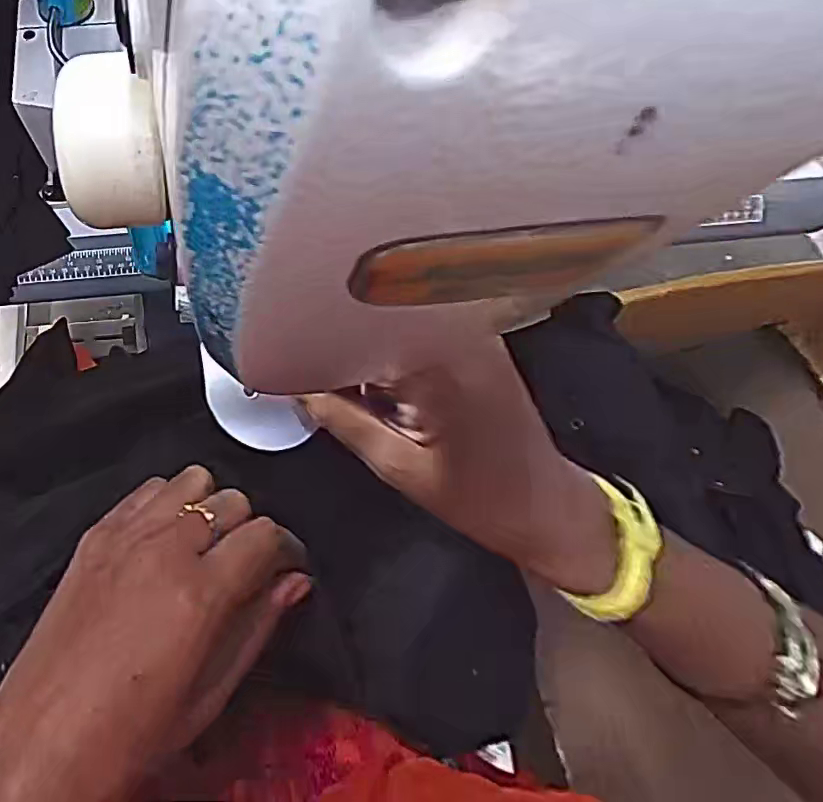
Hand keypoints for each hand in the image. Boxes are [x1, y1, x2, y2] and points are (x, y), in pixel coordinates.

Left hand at [0, 465, 311, 801]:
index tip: (284, 563)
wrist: (42, 739)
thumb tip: (292, 585)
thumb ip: (258, 625)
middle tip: (245, 560)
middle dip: (249, 528)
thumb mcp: (210, 694)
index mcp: (199, 592)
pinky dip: (166, 502)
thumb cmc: (123, 734)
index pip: (266, 534)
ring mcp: (125, 535)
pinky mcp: (97, 534)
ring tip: (205, 544)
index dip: (285, 549)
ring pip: (191, 480)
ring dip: (208, 506)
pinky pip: (147, 490)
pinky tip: (165, 536)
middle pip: (232, 500)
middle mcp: (163, 550)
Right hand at [300, 336, 616, 593]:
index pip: (354, 327)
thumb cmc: (476, 497)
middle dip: (329, 332)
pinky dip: (384, 349)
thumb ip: (337, 415)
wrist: (549, 507)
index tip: (274, 338)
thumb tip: (289, 383)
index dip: (310, 332)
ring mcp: (468, 330)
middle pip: (371, 315)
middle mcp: (457, 330)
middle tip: (288, 346)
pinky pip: (411, 331)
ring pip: (389, 321)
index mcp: (438, 358)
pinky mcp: (472, 339)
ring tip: (325, 362)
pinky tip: (369, 376)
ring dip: (357, 340)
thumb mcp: (394, 463)